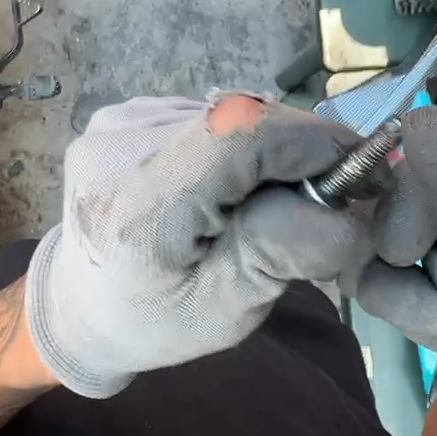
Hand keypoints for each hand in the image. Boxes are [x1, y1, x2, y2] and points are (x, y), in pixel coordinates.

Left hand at [26, 94, 369, 397]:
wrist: (77, 304)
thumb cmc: (152, 322)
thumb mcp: (223, 311)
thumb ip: (280, 255)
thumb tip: (349, 209)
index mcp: (141, 207)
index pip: (240, 134)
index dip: (313, 142)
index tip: (359, 175)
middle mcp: (121, 146)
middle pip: (241, 118)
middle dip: (298, 153)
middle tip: (321, 201)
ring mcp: (117, 122)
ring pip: (228, 113)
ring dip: (266, 150)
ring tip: (261, 204)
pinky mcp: (123, 114)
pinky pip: (205, 116)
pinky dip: (233, 146)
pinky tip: (222, 187)